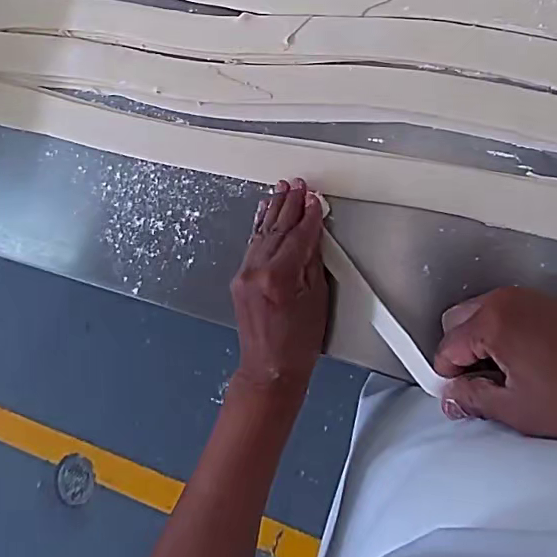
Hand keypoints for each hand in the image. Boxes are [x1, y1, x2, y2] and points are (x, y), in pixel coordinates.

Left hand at [229, 179, 328, 392]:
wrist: (270, 369)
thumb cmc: (297, 344)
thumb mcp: (317, 298)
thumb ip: (313, 260)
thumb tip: (313, 234)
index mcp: (280, 277)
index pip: (299, 235)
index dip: (310, 215)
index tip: (316, 201)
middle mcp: (257, 272)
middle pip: (278, 228)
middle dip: (291, 205)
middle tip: (300, 187)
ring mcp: (245, 274)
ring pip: (262, 233)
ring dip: (274, 210)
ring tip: (282, 191)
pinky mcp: (239, 279)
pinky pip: (252, 244)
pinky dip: (260, 227)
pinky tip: (265, 214)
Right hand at [435, 287, 556, 444]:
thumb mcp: (516, 410)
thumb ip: (473, 399)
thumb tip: (454, 396)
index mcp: (493, 321)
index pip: (447, 345)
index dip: (447, 376)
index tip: (456, 397)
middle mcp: (507, 300)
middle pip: (459, 321)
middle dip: (460, 354)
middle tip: (478, 390)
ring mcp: (529, 299)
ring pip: (483, 316)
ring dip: (482, 344)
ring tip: (507, 382)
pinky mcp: (548, 305)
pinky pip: (509, 314)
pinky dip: (505, 336)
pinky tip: (527, 368)